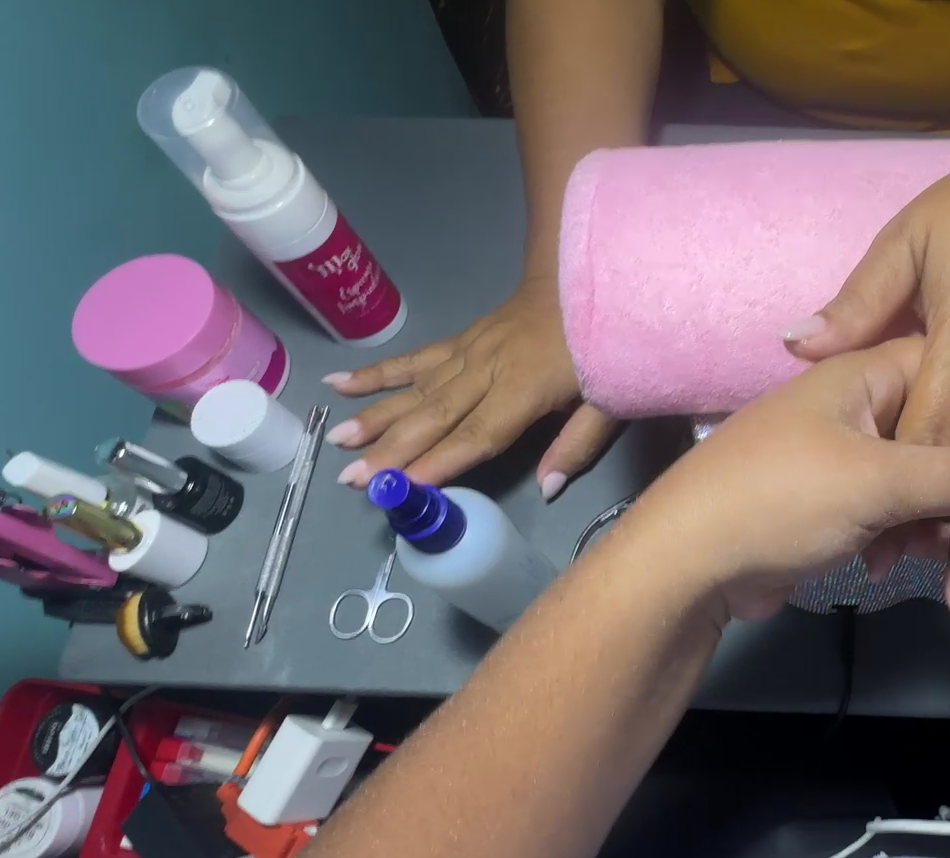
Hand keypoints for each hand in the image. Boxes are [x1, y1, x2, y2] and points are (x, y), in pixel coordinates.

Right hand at [322, 277, 619, 497]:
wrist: (588, 277)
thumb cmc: (605, 347)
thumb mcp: (610, 402)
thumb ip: (578, 445)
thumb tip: (547, 488)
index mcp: (526, 387)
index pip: (478, 434)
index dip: (441, 462)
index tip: (406, 487)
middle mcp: (488, 369)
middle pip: (436, 415)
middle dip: (393, 448)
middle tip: (353, 477)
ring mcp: (470, 350)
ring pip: (418, 388)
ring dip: (376, 416)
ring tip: (339, 440)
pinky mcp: (463, 338)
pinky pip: (416, 358)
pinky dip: (379, 372)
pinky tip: (342, 383)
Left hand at [615, 337, 949, 624]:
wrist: (688, 565)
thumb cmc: (779, 500)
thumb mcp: (877, 481)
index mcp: (863, 372)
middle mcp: (859, 405)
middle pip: (946, 432)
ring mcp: (847, 456)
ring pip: (924, 478)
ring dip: (945, 519)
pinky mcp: (840, 503)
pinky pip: (898, 510)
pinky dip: (914, 536)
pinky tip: (924, 567)